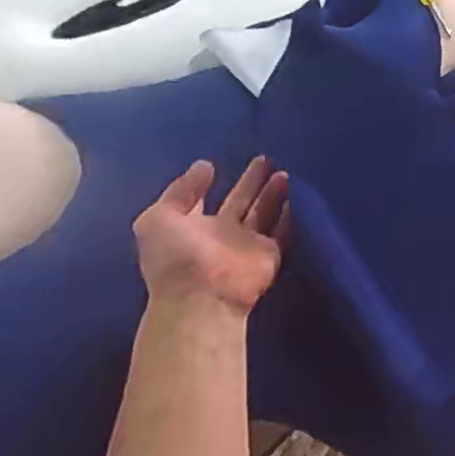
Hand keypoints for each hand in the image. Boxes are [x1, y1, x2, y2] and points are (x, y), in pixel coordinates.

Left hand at [133, 157, 289, 315]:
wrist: (204, 296)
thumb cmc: (176, 257)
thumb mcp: (158, 218)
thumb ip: (181, 190)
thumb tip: (205, 165)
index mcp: (192, 225)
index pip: (201, 199)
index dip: (205, 183)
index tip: (215, 163)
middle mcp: (221, 233)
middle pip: (241, 201)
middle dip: (252, 181)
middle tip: (265, 159)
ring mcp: (248, 244)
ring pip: (263, 212)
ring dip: (273, 193)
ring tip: (283, 173)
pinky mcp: (270, 254)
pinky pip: (282, 231)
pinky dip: (289, 217)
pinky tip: (296, 200)